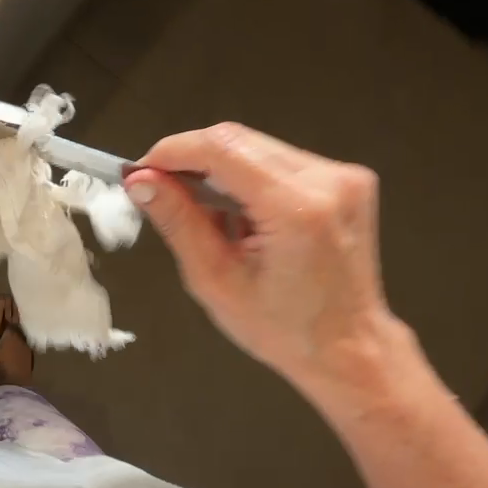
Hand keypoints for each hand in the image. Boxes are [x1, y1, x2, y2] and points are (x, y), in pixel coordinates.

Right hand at [125, 123, 410, 399]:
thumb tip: (140, 182)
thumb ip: (178, 221)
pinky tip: (234, 214)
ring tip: (197, 210)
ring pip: (257, 147)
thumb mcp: (215, 279)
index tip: (139, 172)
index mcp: (296, 208)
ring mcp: (342, 176)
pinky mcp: (345, 180)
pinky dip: (244, 178)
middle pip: (239, 140)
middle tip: (157, 189)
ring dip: (216, 169)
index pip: (222, 148)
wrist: (348, 347)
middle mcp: (327, 179)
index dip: (172, 151)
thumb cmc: (280, 328)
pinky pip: (277, 161)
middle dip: (190, 159)